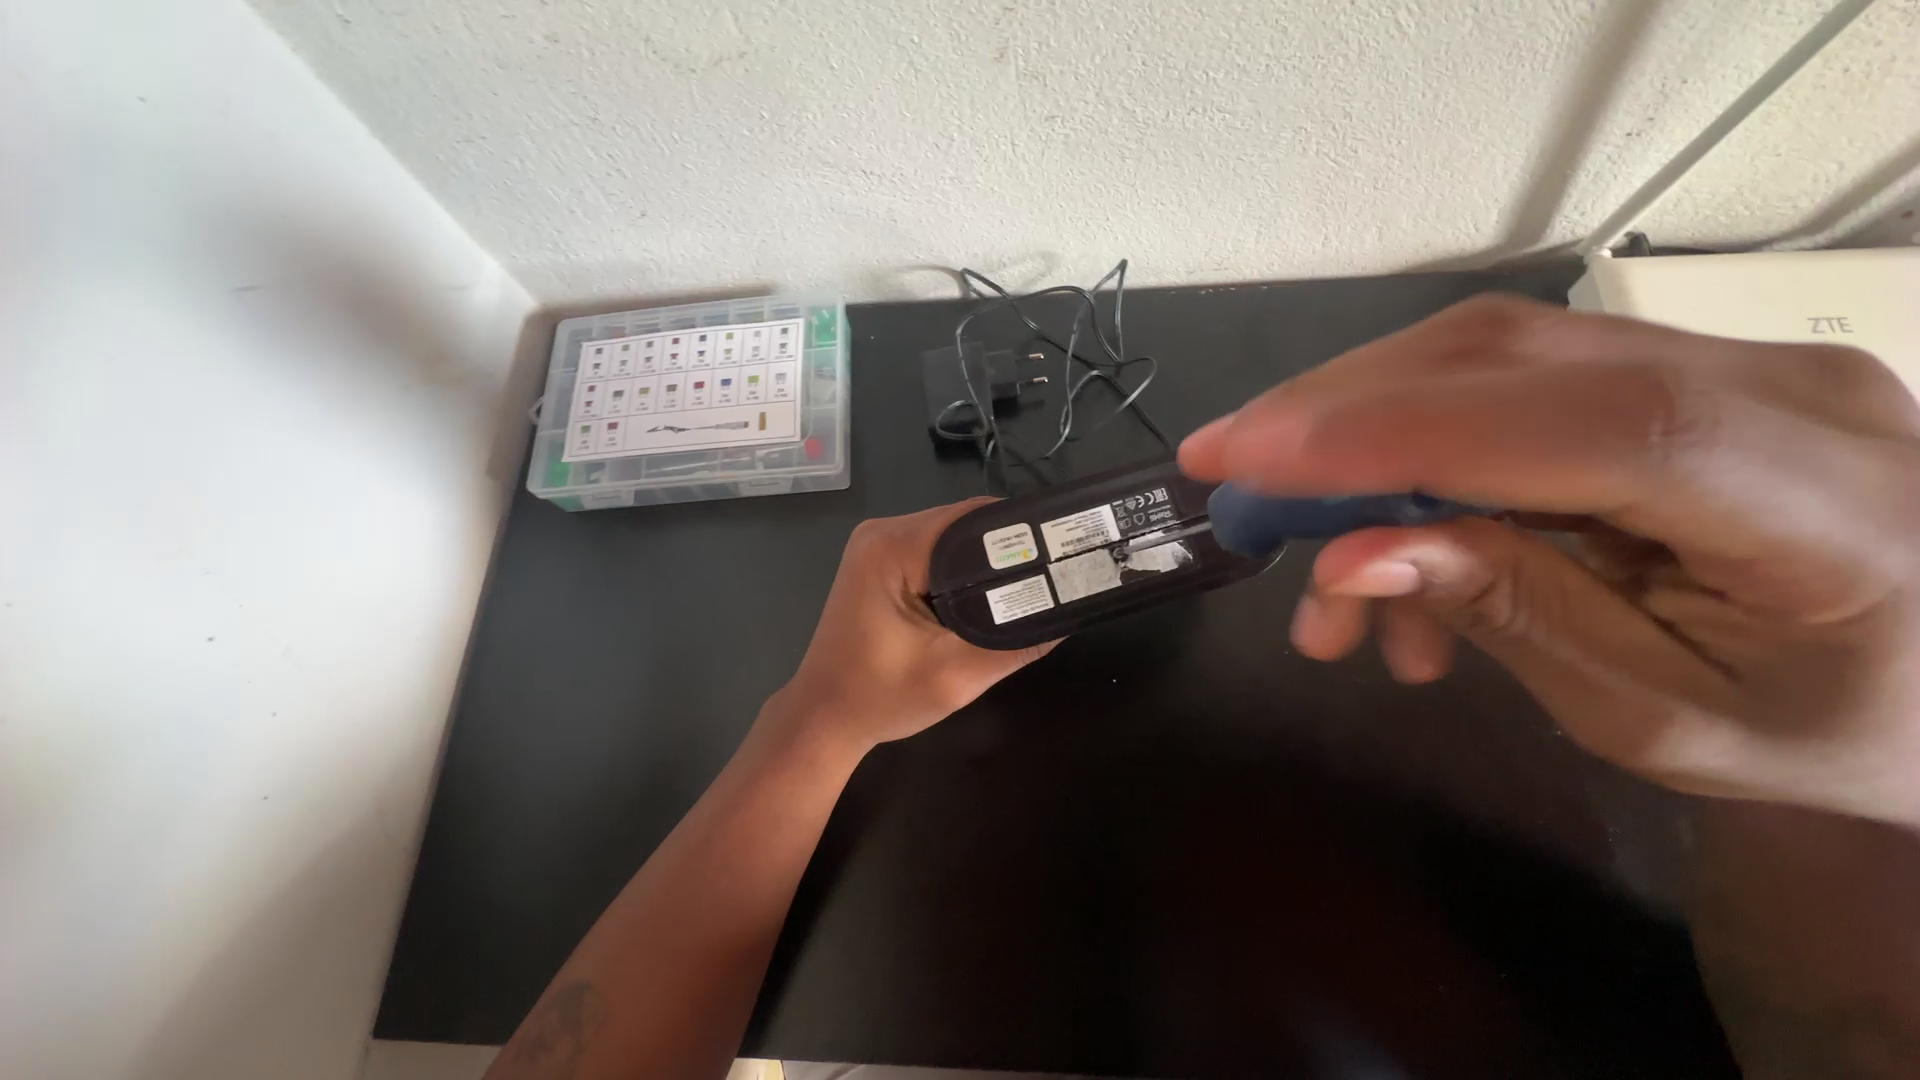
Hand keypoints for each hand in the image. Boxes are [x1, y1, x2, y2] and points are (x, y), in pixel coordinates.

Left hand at [766, 498, 1057, 754]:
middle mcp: (882, 533)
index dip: (1022, 533)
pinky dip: (965, 572)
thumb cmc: (880, 699)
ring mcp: (879, 546)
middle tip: (1056, 575)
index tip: (1063, 553)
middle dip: (1010, 549)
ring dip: (988, 562)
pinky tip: (992, 596)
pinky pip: (937, 555)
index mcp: (891, 547)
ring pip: (953, 539)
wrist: (824, 719)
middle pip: (965, 525)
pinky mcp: (882, 564)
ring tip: (1033, 586)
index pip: (973, 519)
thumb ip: (1015, 645)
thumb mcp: (956, 676)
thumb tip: (1069, 616)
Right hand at [1180, 294, 1919, 826]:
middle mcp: (1767, 384)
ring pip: (1481, 356)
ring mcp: (1715, 360)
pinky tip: (1391, 557)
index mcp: (1816, 500)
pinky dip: (1407, 457)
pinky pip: (1499, 389)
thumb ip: (1510, 615)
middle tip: (1223, 466)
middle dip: (1333, 411)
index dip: (1391, 433)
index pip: (1571, 425)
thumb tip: (1353, 556)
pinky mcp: (1664, 370)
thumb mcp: (1657, 715)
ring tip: (1309, 563)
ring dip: (1357, 440)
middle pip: (1500, 355)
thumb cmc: (1833, 731)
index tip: (1247, 458)